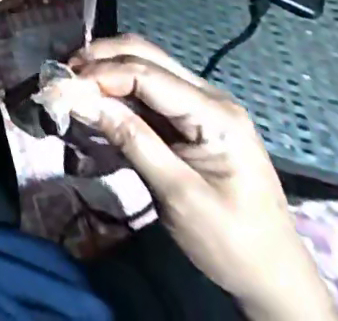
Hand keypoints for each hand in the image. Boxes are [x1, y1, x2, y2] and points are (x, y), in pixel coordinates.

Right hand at [64, 35, 337, 320]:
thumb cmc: (232, 242)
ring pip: (144, 66)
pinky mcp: (191, 121)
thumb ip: (133, 141)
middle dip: (99, 59)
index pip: (146, 73)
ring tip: (72, 86)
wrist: (275, 281)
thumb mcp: (178, 195)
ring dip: (106, 70)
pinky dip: (117, 89)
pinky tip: (95, 101)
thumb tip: (84, 100)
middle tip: (62, 76)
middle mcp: (210, 98)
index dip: (101, 73)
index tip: (63, 86)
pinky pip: (148, 90)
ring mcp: (201, 107)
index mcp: (215, 113)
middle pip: (145, 56)